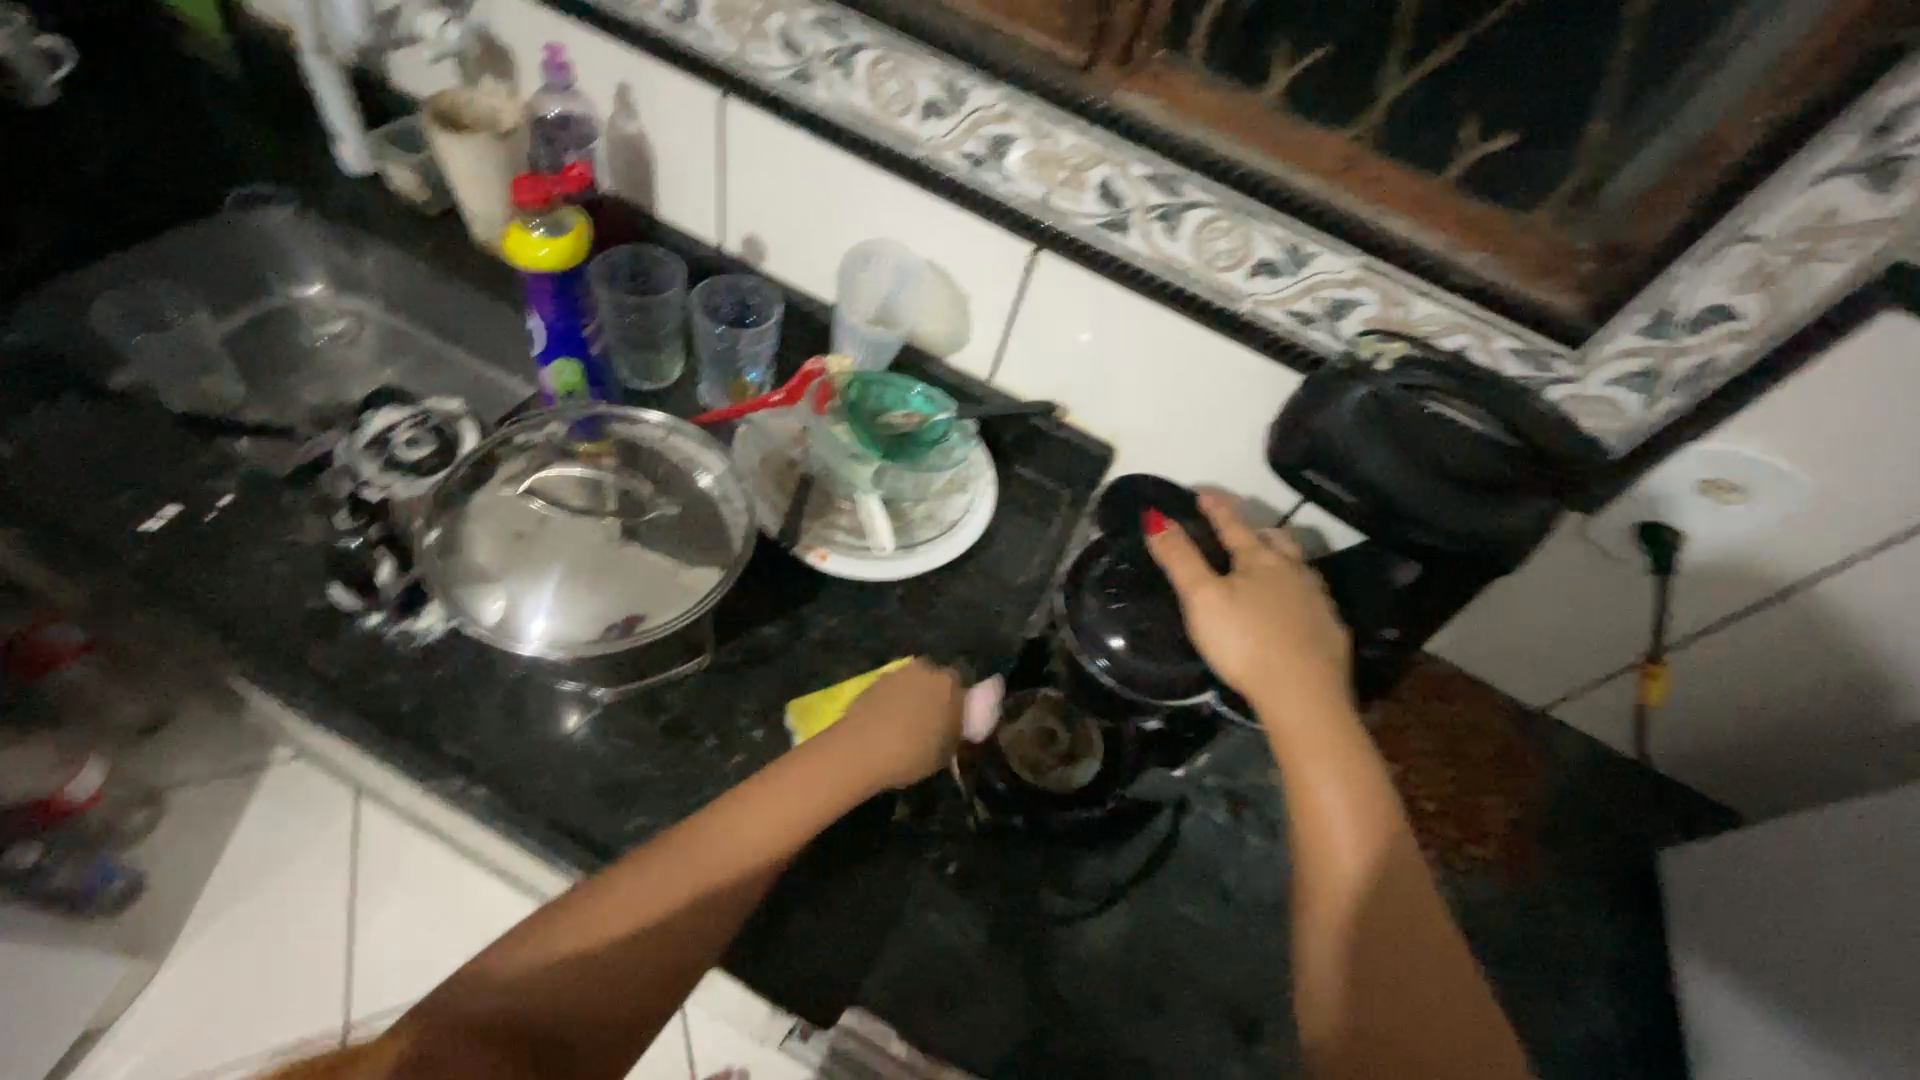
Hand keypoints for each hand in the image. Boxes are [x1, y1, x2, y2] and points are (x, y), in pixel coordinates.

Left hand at [827, 659, 969, 790]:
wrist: (861, 750)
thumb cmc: (912, 754)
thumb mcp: (946, 753)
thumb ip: (955, 734)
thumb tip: (954, 729)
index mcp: (950, 683)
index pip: (963, 686)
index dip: (960, 704)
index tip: (955, 721)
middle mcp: (925, 670)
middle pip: (936, 680)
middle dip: (936, 696)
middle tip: (932, 721)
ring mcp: (896, 673)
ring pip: (912, 683)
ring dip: (912, 697)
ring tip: (906, 724)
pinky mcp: (873, 682)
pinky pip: (891, 691)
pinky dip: (891, 702)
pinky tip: (886, 723)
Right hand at [1145, 494, 1351, 714]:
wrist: (1303, 692)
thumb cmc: (1244, 641)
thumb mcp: (1201, 598)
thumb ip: (1179, 558)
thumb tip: (1154, 517)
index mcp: (1259, 559)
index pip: (1232, 525)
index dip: (1215, 508)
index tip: (1202, 492)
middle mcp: (1294, 571)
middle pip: (1276, 540)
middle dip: (1258, 531)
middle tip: (1245, 532)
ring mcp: (1317, 600)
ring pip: (1300, 568)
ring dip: (1283, 562)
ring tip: (1271, 569)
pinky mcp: (1330, 630)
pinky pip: (1313, 601)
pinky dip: (1299, 596)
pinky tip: (1293, 612)